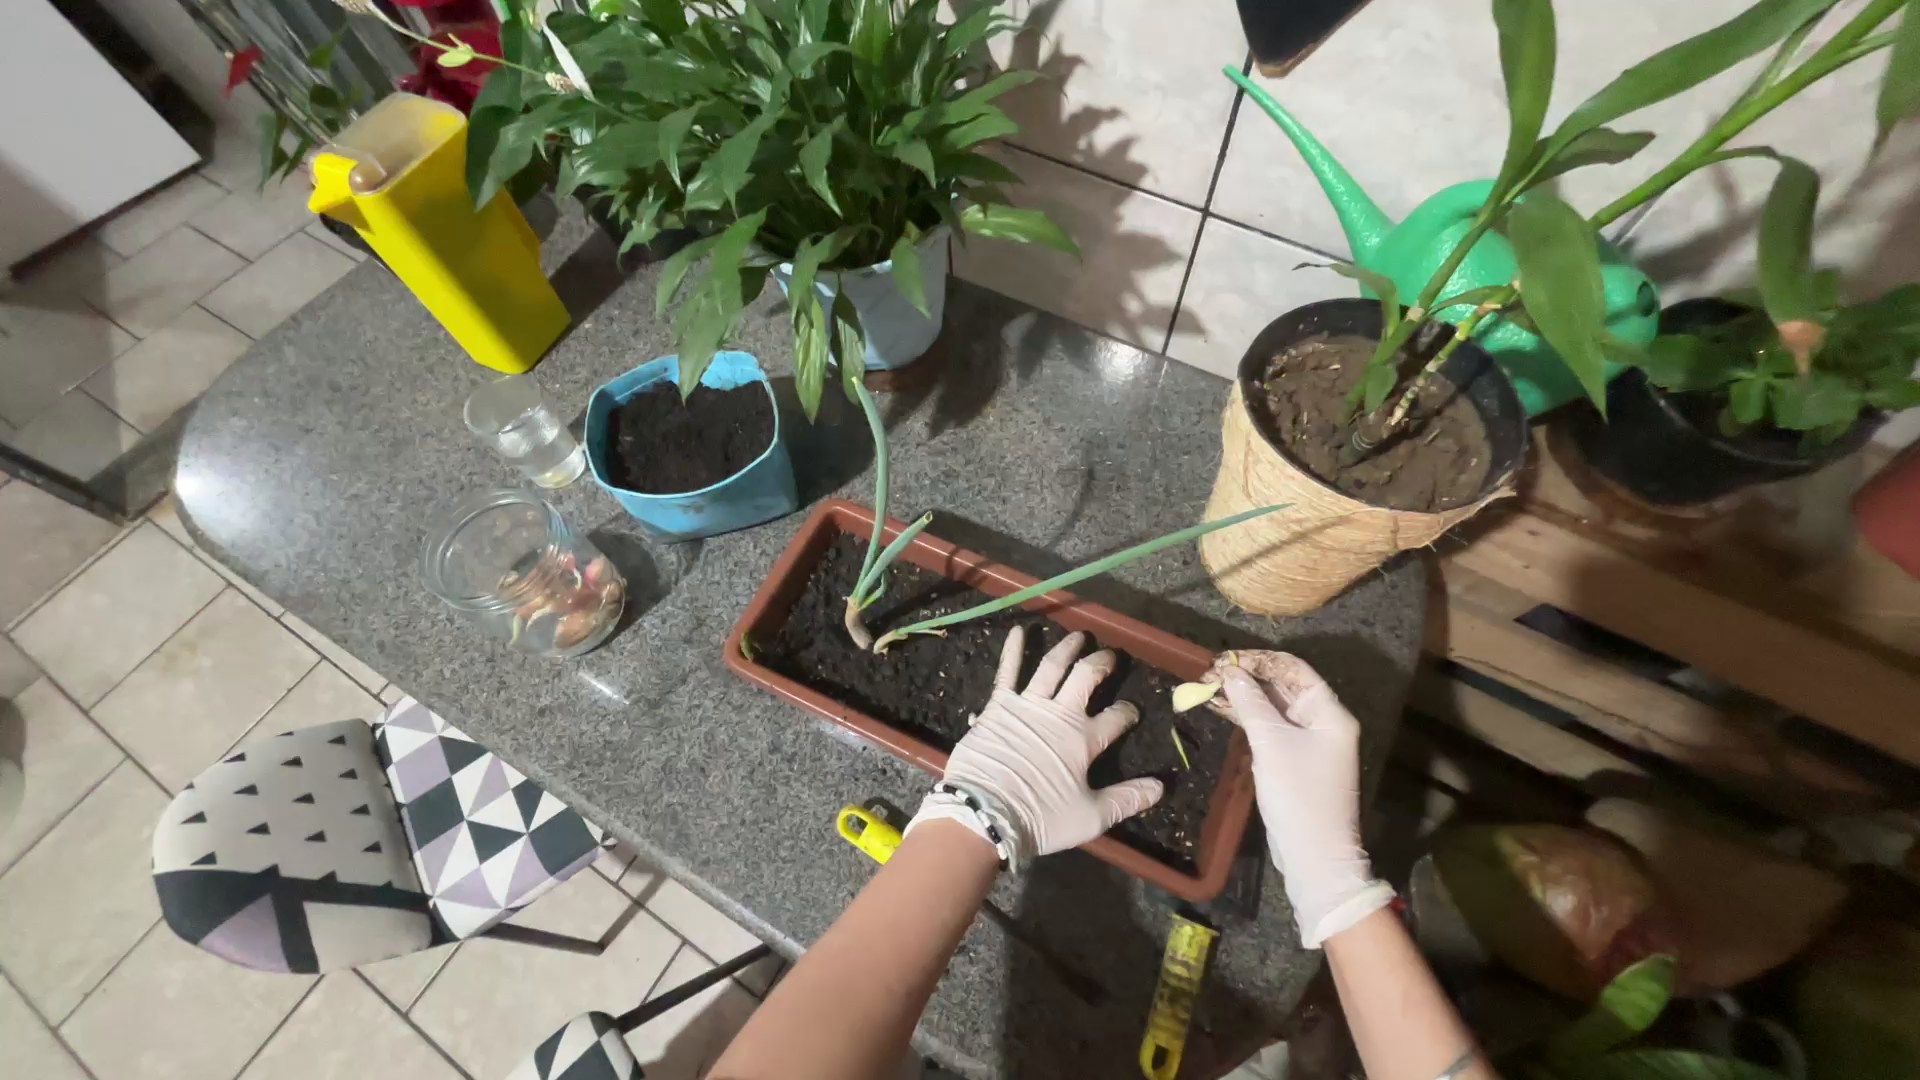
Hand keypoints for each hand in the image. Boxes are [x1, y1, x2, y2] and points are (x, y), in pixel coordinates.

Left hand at [906, 628, 1164, 866]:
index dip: (1127, 712)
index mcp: (1083, 740)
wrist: (986, 812)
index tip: (1132, 710)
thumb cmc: (1040, 816)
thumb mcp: (1091, 816)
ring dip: (1067, 648)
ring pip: (1052, 666)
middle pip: (1085, 678)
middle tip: (1109, 655)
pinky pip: (1007, 672)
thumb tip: (1161, 787)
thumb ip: (1126, 799)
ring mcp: (1028, 704)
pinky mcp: (999, 705)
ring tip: (1078, 635)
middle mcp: (1059, 714)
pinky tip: (1018, 630)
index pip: (1115, 719)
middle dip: (1101, 663)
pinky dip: (1013, 650)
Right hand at [1218, 654, 1393, 947]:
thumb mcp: (1270, 743)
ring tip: (1208, 688)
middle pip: (1282, 686)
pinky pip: (1269, 726)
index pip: (1293, 669)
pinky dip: (1247, 716)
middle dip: (1247, 676)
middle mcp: (1322, 722)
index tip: (1224, 659)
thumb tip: (1230, 673)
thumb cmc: (1298, 794)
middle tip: (1209, 673)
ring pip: (1272, 706)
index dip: (1258, 660)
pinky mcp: (1293, 759)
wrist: (1313, 854)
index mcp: (1328, 713)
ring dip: (1243, 696)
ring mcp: (1308, 741)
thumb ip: (1249, 703)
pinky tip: (1221, 709)